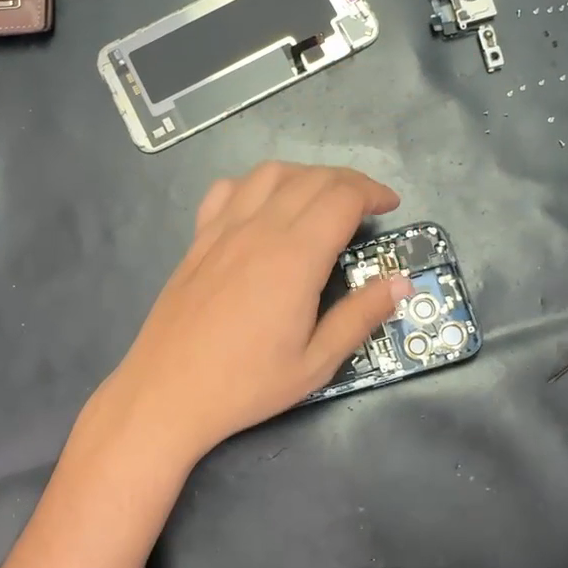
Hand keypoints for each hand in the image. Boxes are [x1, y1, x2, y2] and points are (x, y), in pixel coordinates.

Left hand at [87, 162, 411, 465]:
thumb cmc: (246, 384)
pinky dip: (254, 184)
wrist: (167, 393)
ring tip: (322, 198)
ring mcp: (223, 231)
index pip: (342, 197)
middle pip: (311, 178)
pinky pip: (227, 190)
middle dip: (348, 181)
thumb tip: (401, 282)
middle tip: (367, 204)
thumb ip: (361, 316)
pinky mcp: (198, 241)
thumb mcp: (316, 363)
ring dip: (305, 175)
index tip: (390, 207)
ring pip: (269, 174)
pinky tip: (262, 206)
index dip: (373, 193)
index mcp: (295, 256)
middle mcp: (259, 229)